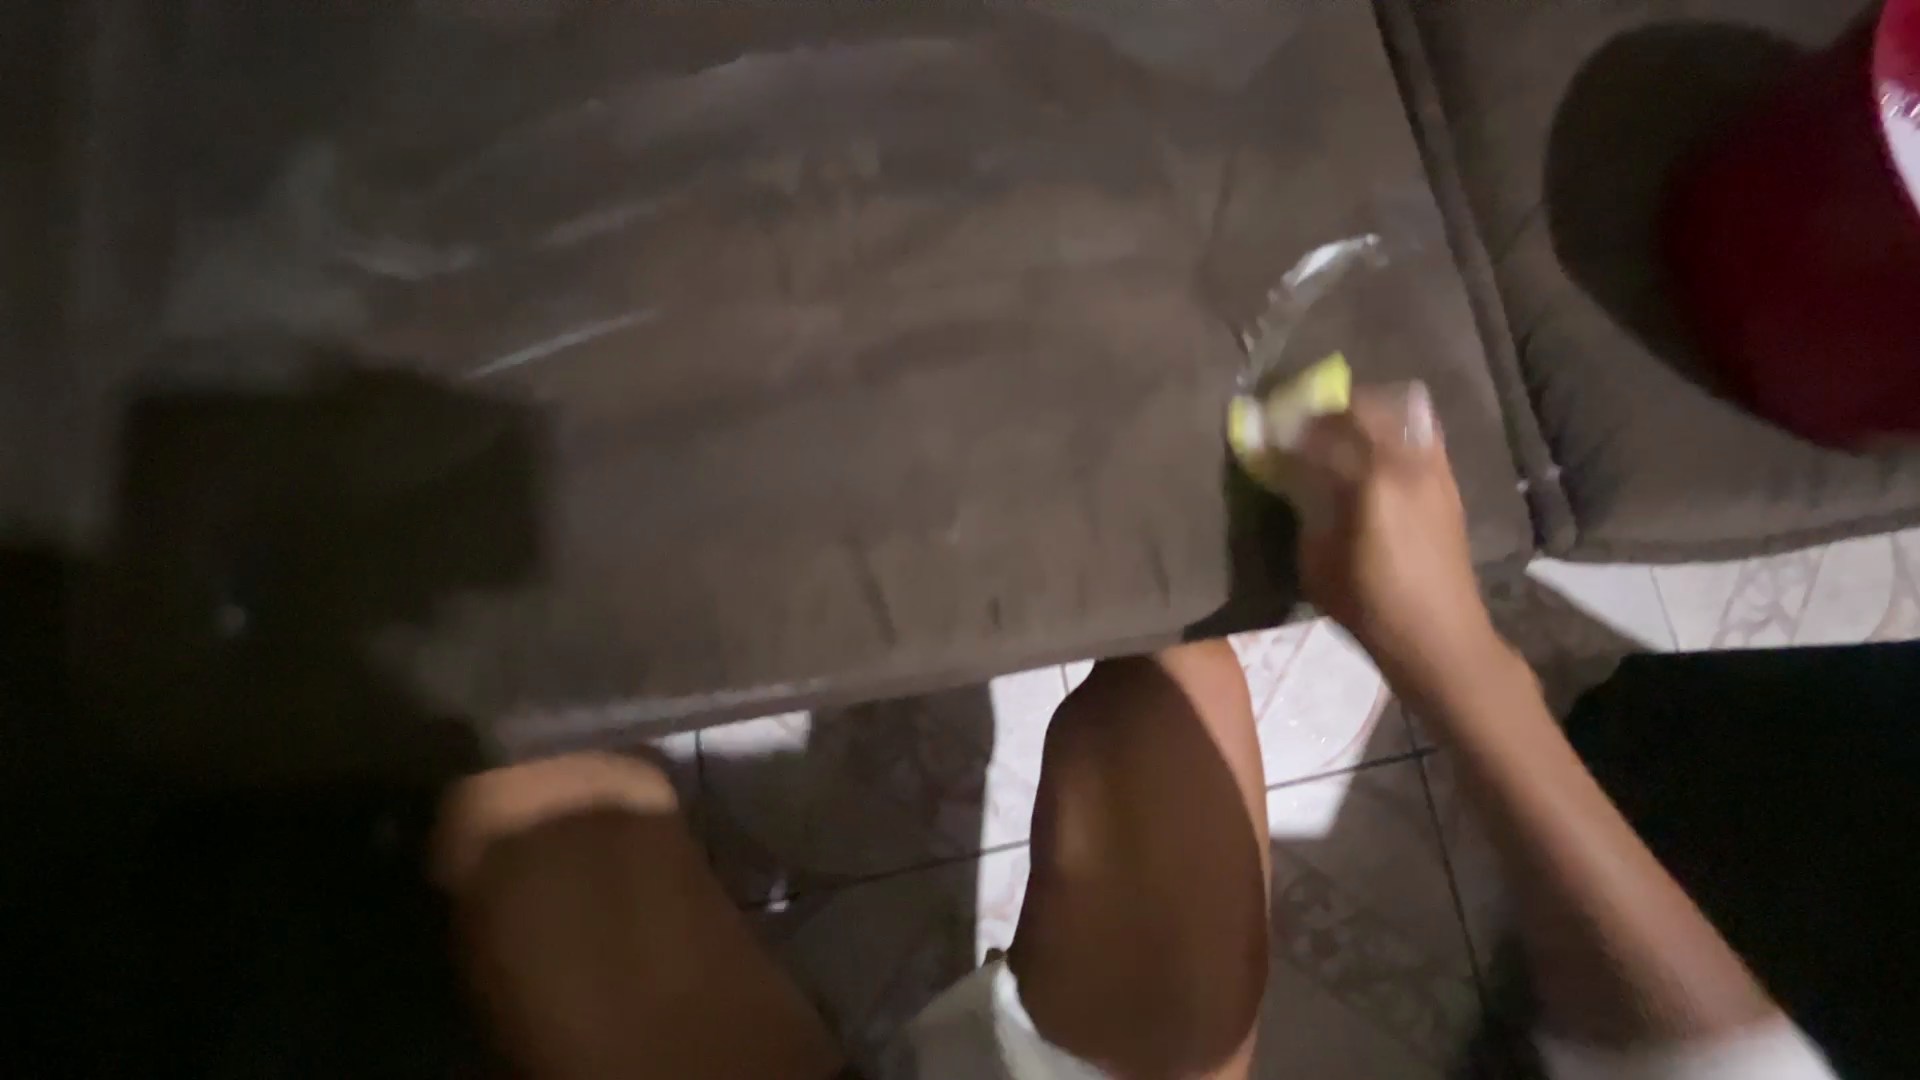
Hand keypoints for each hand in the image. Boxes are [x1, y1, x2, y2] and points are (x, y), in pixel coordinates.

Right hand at [1288, 383, 1504, 690]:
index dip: (1291, 430)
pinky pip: (1422, 433)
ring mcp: (1434, 469)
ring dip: (1365, 414)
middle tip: (1303, 426)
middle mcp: (1408, 464)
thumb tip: (1293, 476)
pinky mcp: (1448, 482)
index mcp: (1369, 483)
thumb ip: (1306, 506)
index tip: (1270, 431)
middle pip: (1365, 411)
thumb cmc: (1365, 603)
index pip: (1322, 435)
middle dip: (1328, 413)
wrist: (1437, 633)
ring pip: (1400, 413)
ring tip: (1341, 430)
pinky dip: (1395, 428)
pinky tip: (1374, 449)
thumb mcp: (1317, 558)